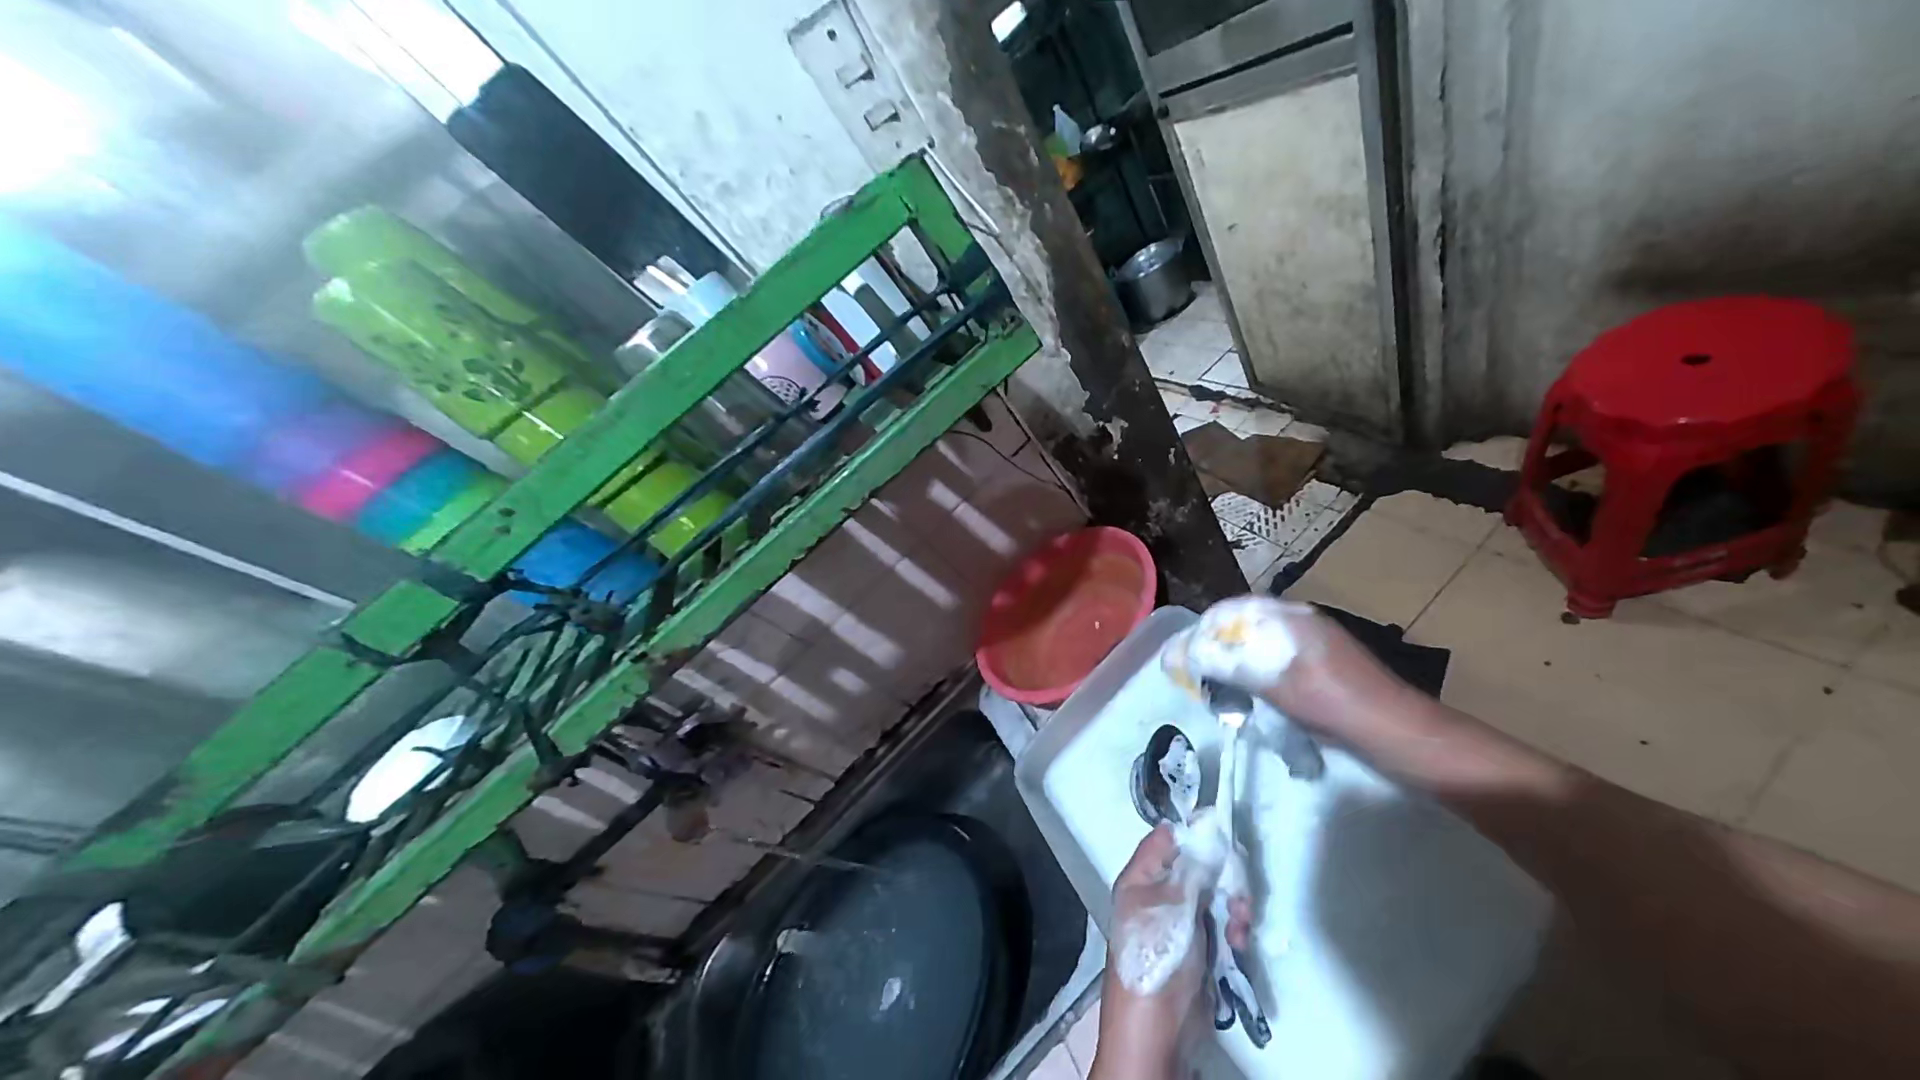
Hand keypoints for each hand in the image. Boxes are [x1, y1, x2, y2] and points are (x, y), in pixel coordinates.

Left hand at [1096, 825, 1250, 1075]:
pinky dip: (1234, 930)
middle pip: (1198, 867)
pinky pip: (1222, 924)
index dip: (1195, 833)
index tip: (1224, 832)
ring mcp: (1181, 921)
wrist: (1159, 1027)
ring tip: (1237, 926)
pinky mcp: (1201, 947)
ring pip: (1216, 896)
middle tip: (1236, 894)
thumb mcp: (1172, 903)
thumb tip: (1198, 823)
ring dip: (1232, 907)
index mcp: (1141, 877)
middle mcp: (1159, 894)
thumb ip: (1191, 866)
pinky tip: (1238, 941)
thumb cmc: (1156, 955)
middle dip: (1223, 878)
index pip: (1168, 840)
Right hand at [1165, 595, 1411, 743]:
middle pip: (1241, 627)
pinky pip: (1274, 662)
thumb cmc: (1334, 705)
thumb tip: (1182, 652)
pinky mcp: (1321, 667)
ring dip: (1234, 666)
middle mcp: (1299, 623)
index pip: (1229, 610)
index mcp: (1289, 618)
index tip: (1183, 661)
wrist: (1399, 735)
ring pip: (1257, 646)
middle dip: (1215, 650)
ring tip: (1222, 694)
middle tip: (1199, 681)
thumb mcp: (1273, 683)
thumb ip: (1226, 663)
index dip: (1201, 632)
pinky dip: (1255, 677)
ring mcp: (1313, 645)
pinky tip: (1253, 700)